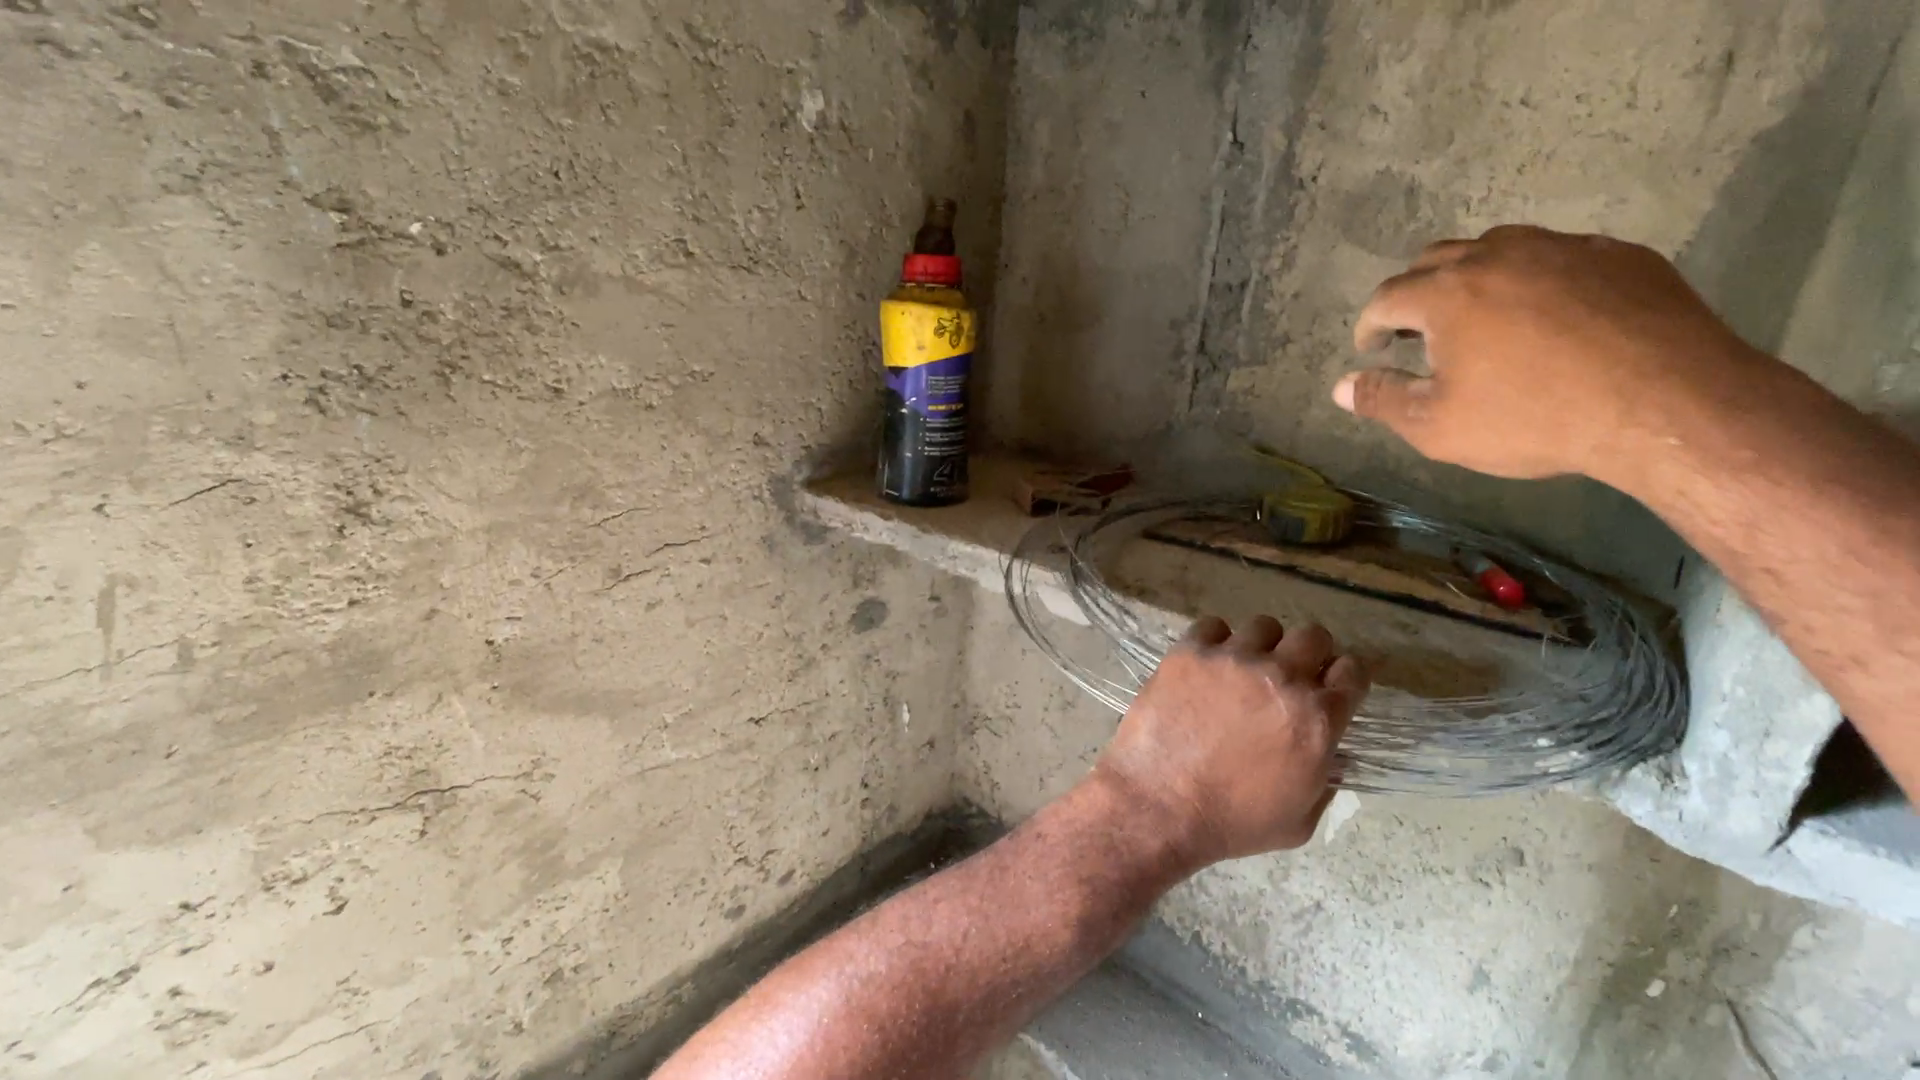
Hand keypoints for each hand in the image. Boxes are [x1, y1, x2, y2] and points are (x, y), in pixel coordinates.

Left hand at [1094, 616, 1367, 864]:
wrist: (1158, 806)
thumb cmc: (1232, 823)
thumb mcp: (1300, 821)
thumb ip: (1326, 780)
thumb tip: (1334, 753)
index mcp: (1317, 719)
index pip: (1354, 671)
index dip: (1343, 678)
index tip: (1328, 687)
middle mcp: (1282, 678)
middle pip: (1313, 636)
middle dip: (1307, 654)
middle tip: (1286, 676)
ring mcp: (1233, 660)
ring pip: (1263, 626)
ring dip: (1260, 646)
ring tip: (1240, 670)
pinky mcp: (1189, 653)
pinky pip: (1212, 626)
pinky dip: (1213, 642)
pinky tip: (1205, 666)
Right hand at [1334, 225, 1768, 485]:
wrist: (1667, 404)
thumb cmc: (1536, 419)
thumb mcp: (1440, 427)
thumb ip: (1384, 400)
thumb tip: (1340, 386)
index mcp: (1448, 294)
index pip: (1386, 297)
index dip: (1370, 324)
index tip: (1371, 348)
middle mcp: (1499, 255)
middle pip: (1436, 258)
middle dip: (1415, 292)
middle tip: (1418, 330)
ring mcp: (1564, 248)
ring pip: (1498, 248)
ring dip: (1473, 278)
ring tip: (1480, 316)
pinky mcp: (1619, 255)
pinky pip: (1557, 256)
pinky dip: (1534, 279)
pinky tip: (1548, 317)